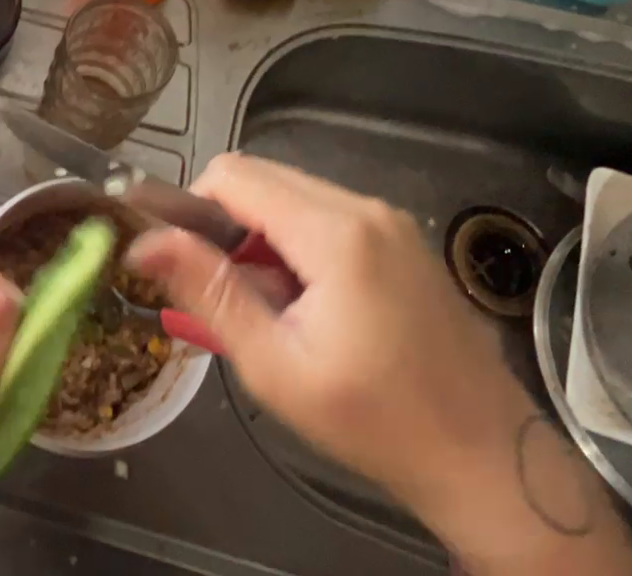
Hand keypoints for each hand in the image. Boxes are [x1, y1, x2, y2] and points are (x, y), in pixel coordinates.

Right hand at [129, 154, 631, 573]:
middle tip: (225, 294)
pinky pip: (326, 215)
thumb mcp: (274, 364)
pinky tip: (307, 304)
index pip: (232, 174)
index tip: (183, 261)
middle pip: (262, 178)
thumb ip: (207, 290)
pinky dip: (296, 243)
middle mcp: (365, 208)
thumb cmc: (373, 420)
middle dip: (226, 225)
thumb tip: (143, 240)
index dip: (192, 208)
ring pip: (292, 195)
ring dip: (261, 237)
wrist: (488, 458)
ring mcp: (391, 221)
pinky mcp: (402, 239)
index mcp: (334, 231)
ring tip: (269, 307)